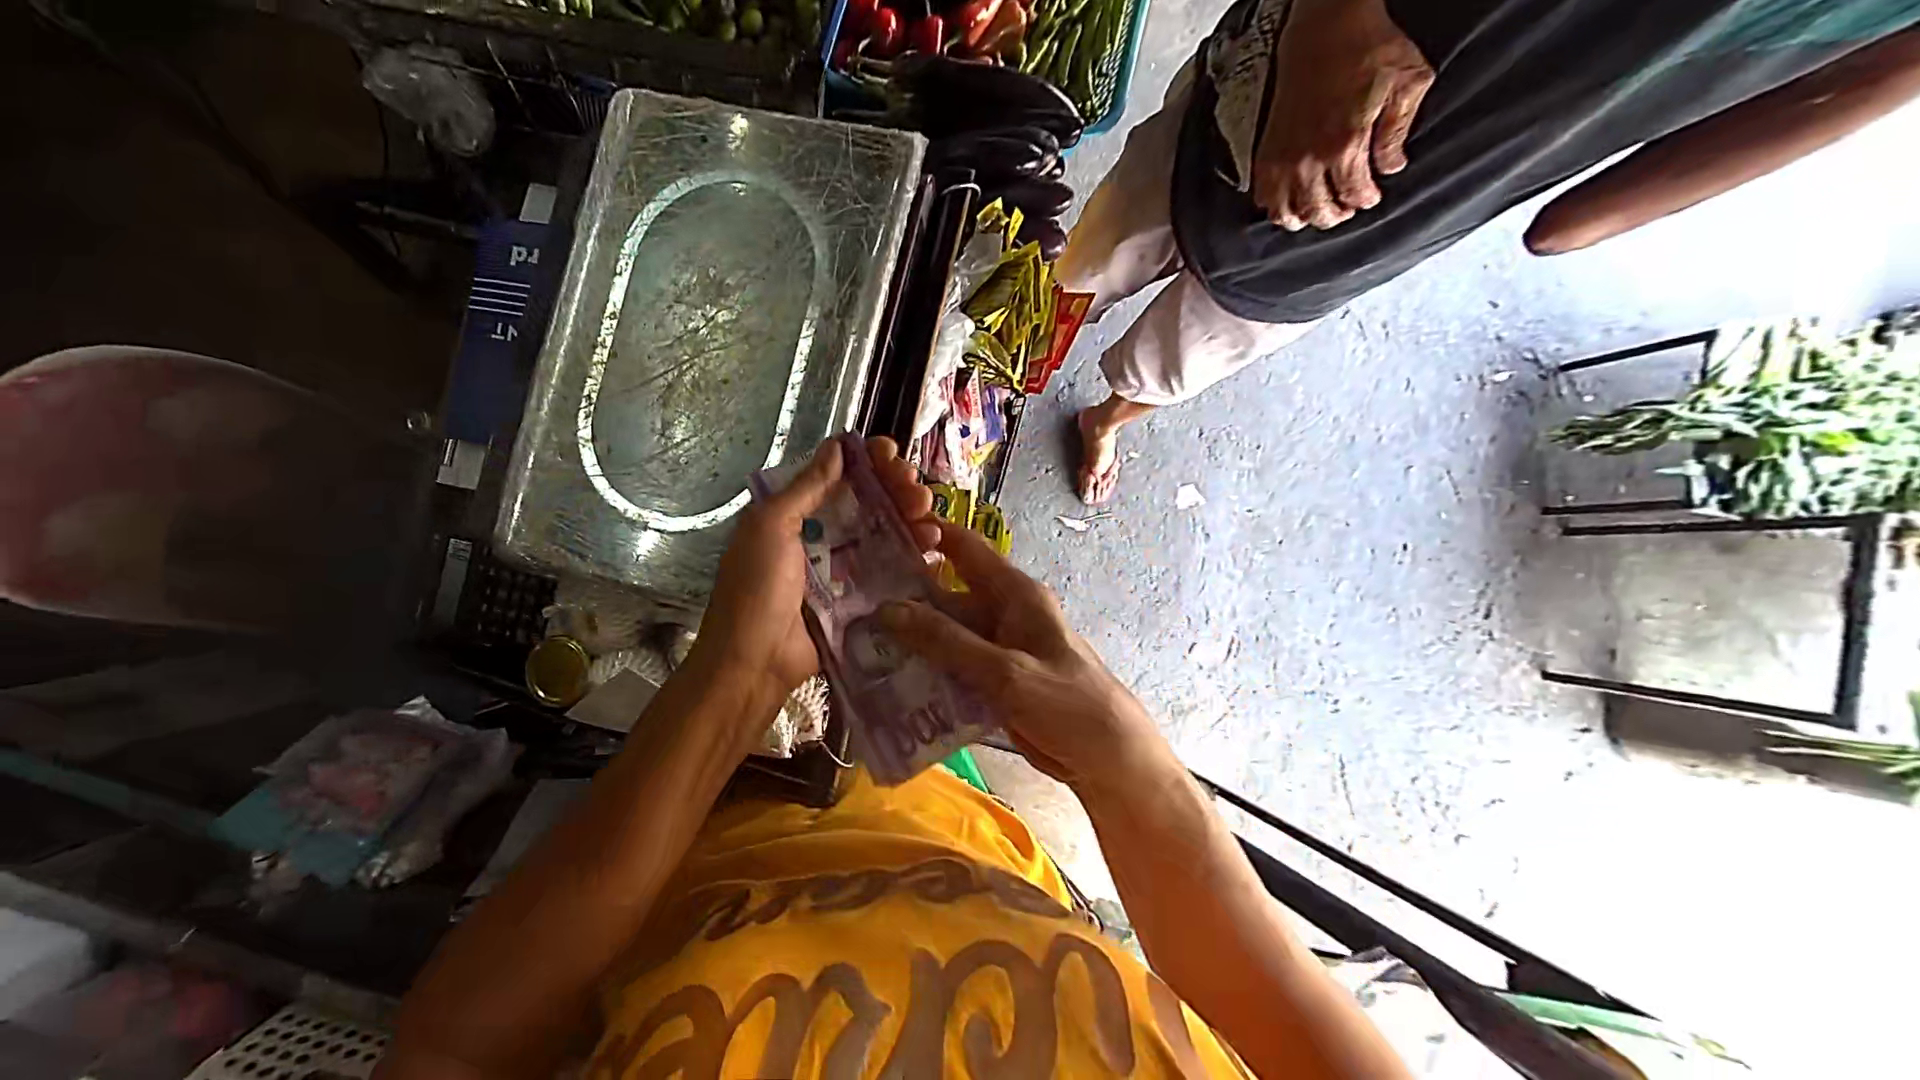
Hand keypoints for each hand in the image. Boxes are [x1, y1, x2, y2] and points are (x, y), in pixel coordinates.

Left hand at [691, 436, 937, 704]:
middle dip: (896, 489)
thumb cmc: (756, 588)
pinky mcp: (860, 598)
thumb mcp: (771, 527)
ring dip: (909, 517)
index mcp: (794, 514)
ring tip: (928, 514)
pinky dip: (912, 552)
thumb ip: (806, 487)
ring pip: (884, 532)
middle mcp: (820, 536)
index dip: (866, 463)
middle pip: (867, 502)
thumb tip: (837, 446)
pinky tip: (930, 543)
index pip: (837, 477)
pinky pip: (890, 568)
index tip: (891, 456)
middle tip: (918, 490)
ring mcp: (842, 568)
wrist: (755, 662)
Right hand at [879, 521, 1171, 796]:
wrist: (1107, 757)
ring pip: (944, 634)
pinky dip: (925, 671)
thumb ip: (947, 641)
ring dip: (909, 640)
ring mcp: (997, 648)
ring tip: (857, 643)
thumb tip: (887, 609)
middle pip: (945, 593)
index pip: (964, 547)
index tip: (876, 533)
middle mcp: (1002, 612)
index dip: (925, 533)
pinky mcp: (993, 680)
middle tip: (848, 602)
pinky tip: (889, 681)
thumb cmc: (1066, 702)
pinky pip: (952, 666)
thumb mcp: (1005, 671)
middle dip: (903, 597)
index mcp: (1014, 593)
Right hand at [1251, 0, 1433, 230]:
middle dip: (1336, 215)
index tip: (1371, 197)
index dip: (1366, 200)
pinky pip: (1263, 198)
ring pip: (1286, 213)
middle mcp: (1309, 160)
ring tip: (1317, 209)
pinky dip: (1275, 207)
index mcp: (1344, 145)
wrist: (1324, 30)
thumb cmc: (1367, 49)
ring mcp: (1283, 160)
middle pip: (1318, 212)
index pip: (1354, 195)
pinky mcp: (1266, 154)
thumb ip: (1398, 131)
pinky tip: (1290, 201)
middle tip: (1346, 208)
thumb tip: (1391, 167)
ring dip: (1303, 217)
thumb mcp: (1407, 81)